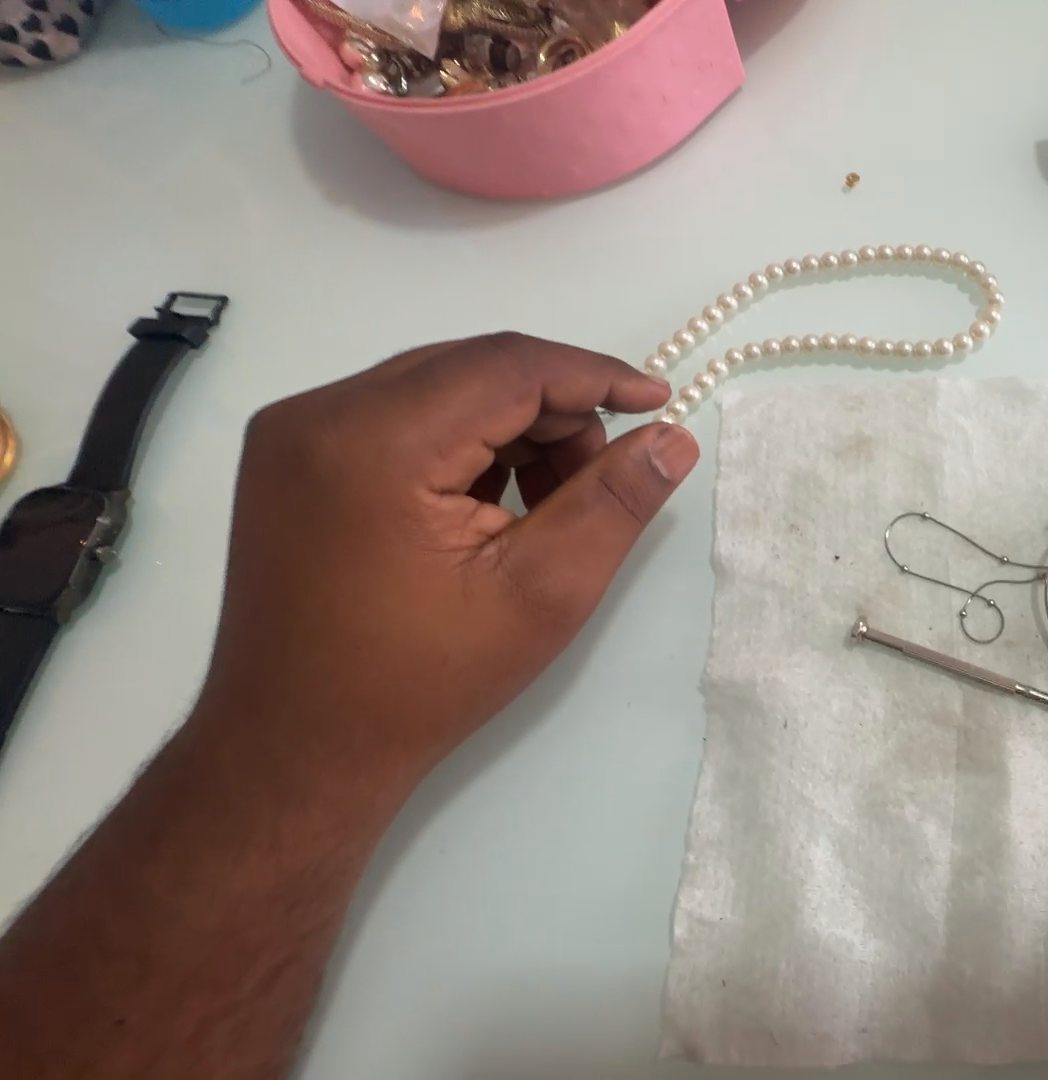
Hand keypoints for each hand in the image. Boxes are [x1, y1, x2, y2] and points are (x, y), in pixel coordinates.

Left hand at [190, 333, 696, 789]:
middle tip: (606, 476)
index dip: (597, 375)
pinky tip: (504, 506)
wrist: (300, 747)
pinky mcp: (301, 459)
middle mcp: (322, 414)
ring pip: (449, 389)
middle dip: (561, 411)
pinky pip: (414, 417)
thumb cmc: (428, 677)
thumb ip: (617, 501)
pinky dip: (478, 446)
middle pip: (478, 369)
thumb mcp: (548, 590)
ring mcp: (300, 434)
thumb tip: (674, 438)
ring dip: (522, 430)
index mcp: (375, 443)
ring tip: (556, 504)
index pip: (509, 366)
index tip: (662, 402)